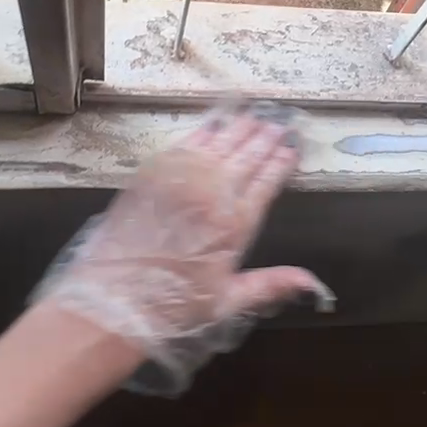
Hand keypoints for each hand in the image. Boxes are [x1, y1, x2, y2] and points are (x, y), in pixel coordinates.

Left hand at [30, 103, 333, 394]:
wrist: (112, 302)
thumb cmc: (173, 309)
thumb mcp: (227, 302)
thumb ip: (271, 284)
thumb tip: (313, 283)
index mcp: (235, 225)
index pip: (266, 184)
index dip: (281, 165)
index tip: (292, 149)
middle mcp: (213, 194)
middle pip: (247, 158)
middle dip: (265, 140)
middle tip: (279, 125)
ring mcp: (183, 180)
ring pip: (220, 144)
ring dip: (240, 129)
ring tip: (255, 116)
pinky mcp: (156, 173)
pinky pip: (188, 143)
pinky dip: (205, 130)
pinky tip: (215, 122)